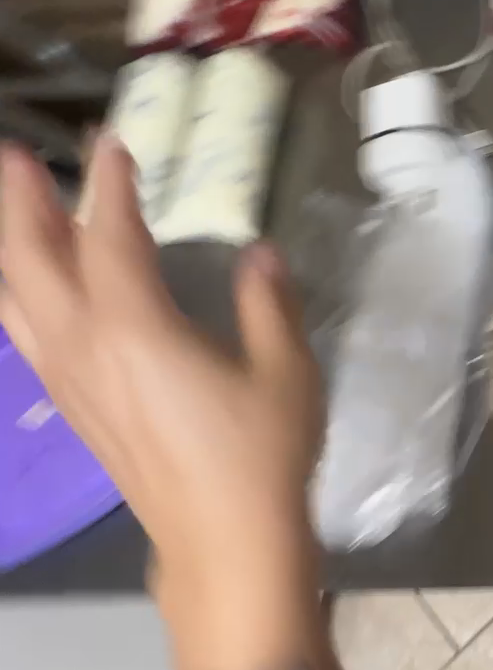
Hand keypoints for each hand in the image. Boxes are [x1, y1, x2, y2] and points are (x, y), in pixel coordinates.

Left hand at [0, 140, 322, 628]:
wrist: (223, 525)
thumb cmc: (264, 445)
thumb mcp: (287, 370)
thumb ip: (269, 306)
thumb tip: (261, 252)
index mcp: (137, 330)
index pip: (110, 241)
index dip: (109, 189)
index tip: (112, 143)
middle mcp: (82, 345)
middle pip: (31, 261)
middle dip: (19, 203)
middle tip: (12, 154)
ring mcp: (66, 376)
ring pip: (12, 297)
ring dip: (6, 246)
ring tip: (7, 211)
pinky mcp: (72, 401)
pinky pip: (23, 330)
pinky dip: (16, 293)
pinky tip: (26, 292)